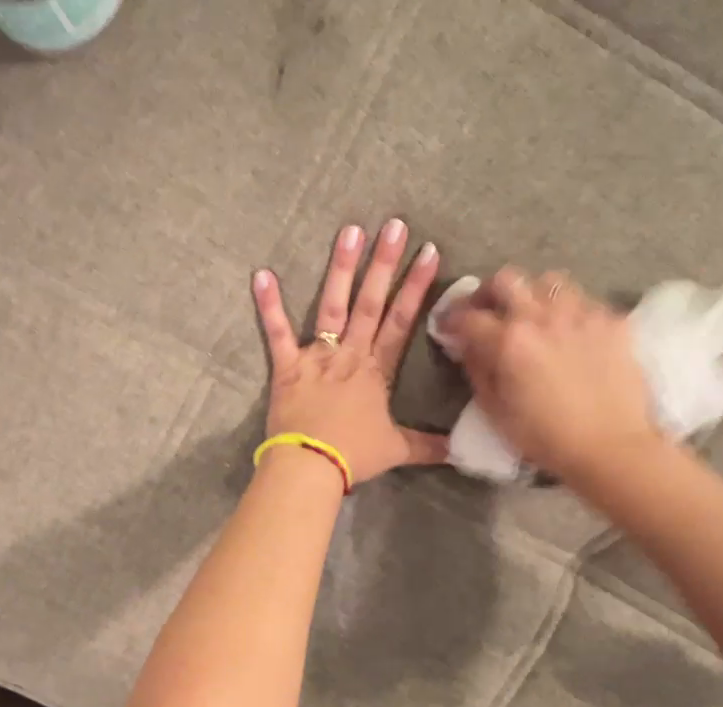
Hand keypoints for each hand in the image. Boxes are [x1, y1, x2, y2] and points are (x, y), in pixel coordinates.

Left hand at [252, 220, 449, 485]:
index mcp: (376, 371)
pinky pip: (276, 333)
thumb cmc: (354, 456)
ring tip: (349, 231)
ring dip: (341, 269)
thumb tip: (461, 450)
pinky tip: (262, 274)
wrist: (312, 467)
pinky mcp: (286, 369)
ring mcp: (317, 358)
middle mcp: (349, 356)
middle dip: (384, 263)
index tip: (429, 251)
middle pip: (370, 303)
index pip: (401, 322)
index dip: (416, 286)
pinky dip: (269, 305)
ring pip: (332, 307)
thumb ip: (428, 446)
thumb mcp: (397, 450)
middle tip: (393, 224)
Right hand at [440, 268, 659, 488]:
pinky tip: (570, 334)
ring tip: (534, 317)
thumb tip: (467, 347)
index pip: (468, 316)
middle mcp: (542, 316)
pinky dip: (569, 311)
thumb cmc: (545, 438)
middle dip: (490, 293)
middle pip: (507, 279)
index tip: (447, 326)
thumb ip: (477, 371)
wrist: (611, 447)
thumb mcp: (496, 411)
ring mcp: (581, 313)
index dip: (451, 318)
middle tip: (489, 312)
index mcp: (508, 341)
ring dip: (533, 295)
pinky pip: (584, 301)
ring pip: (549, 281)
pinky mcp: (612, 320)